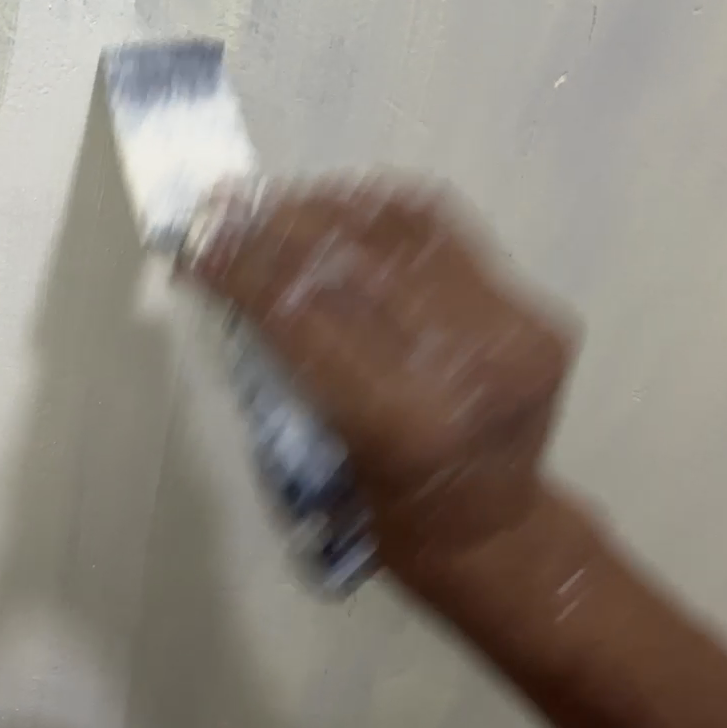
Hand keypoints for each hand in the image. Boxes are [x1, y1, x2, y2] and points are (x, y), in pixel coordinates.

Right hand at [185, 177, 577, 563]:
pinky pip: (440, 231)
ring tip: (267, 199)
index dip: (241, 270)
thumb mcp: (304, 450)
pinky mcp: (534, 308)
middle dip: (272, 226)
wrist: (489, 528)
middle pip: (351, 263)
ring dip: (320, 205)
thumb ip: (274, 361)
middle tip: (218, 206)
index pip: (301, 317)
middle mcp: (470, 370)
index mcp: (400, 423)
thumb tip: (224, 275)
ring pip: (401, 231)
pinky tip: (328, 204)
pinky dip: (373, 208)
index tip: (192, 244)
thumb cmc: (374, 507)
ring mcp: (515, 331)